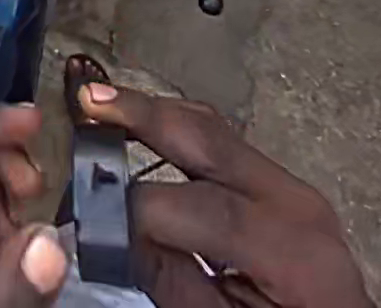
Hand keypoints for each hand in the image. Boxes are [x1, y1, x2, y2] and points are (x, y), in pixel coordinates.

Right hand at [77, 85, 373, 307]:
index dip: (137, 207)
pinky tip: (144, 118)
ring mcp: (289, 182)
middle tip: (89, 100)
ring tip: (103, 100)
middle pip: (207, 138)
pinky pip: (220, 137)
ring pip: (210, 124)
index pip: (200, 208)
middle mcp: (293, 200)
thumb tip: (116, 226)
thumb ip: (172, 279)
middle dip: (140, 113)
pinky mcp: (276, 177)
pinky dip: (175, 124)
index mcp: (291, 251)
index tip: (87, 212)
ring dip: (152, 109)